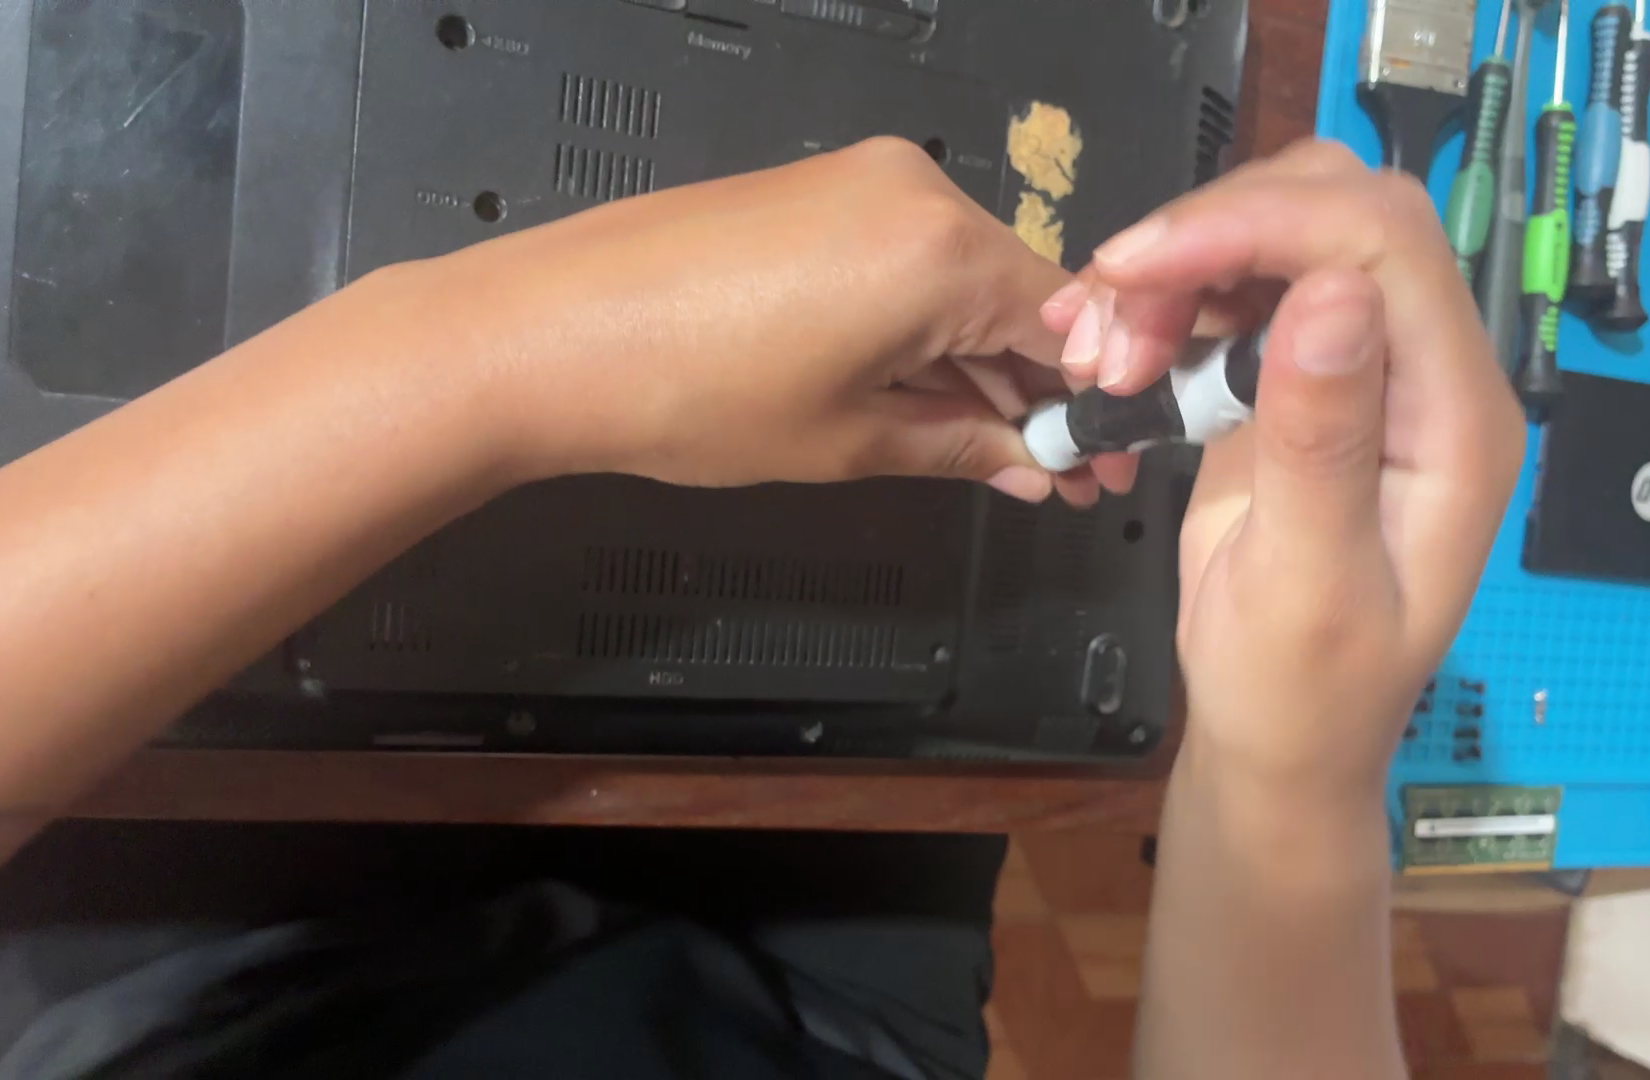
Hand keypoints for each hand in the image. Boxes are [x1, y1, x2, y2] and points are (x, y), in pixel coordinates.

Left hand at [401, 137, 1130, 503]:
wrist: (545, 336)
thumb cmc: (701, 397)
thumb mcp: (855, 439)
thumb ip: (965, 448)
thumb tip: (1039, 473)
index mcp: (943, 250)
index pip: (1066, 324)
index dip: (1093, 403)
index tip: (1104, 462)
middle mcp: (920, 194)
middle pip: (1020, 302)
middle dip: (1043, 393)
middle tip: (1060, 471)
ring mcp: (867, 185)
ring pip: (965, 289)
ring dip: (989, 370)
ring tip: (1007, 451)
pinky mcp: (825, 199)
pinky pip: (913, 271)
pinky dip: (934, 337)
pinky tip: (946, 397)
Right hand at [1045, 141, 1523, 792]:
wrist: (1272, 732)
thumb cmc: (1298, 685)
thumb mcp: (1309, 583)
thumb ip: (1323, 443)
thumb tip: (1329, 294)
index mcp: (1449, 414)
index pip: (1376, 247)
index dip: (1253, 227)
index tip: (1128, 268)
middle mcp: (1410, 373)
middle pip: (1324, 219)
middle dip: (1200, 246)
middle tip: (1103, 323)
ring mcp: (1342, 376)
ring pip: (1261, 252)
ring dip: (1165, 282)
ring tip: (1093, 359)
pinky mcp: (1281, 394)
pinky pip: (1221, 308)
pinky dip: (1155, 313)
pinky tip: (1102, 354)